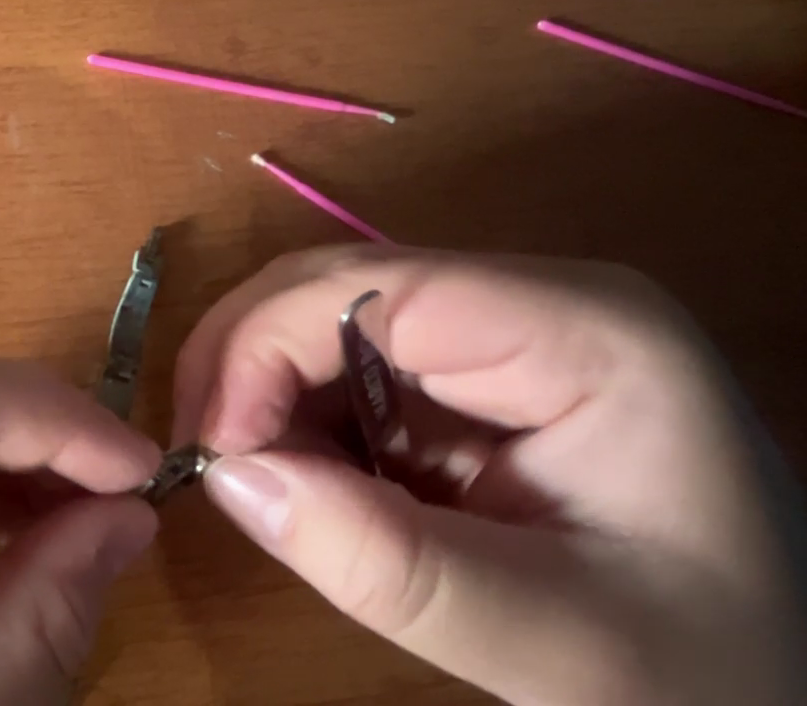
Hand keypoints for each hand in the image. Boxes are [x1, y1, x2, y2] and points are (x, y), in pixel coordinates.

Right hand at [174, 246, 806, 705]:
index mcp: (577, 327)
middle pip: (322, 287)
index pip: (365, 289)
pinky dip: (285, 417)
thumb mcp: (565, 647)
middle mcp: (521, 299)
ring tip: (255, 481)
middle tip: (203, 458)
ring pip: (308, 320)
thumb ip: (395, 567)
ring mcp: (484, 328)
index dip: (262, 349)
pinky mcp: (451, 368)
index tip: (214, 449)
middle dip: (242, 367)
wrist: (766, 683)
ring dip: (256, 396)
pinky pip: (327, 365)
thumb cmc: (705, 670)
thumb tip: (229, 477)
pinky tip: (301, 478)